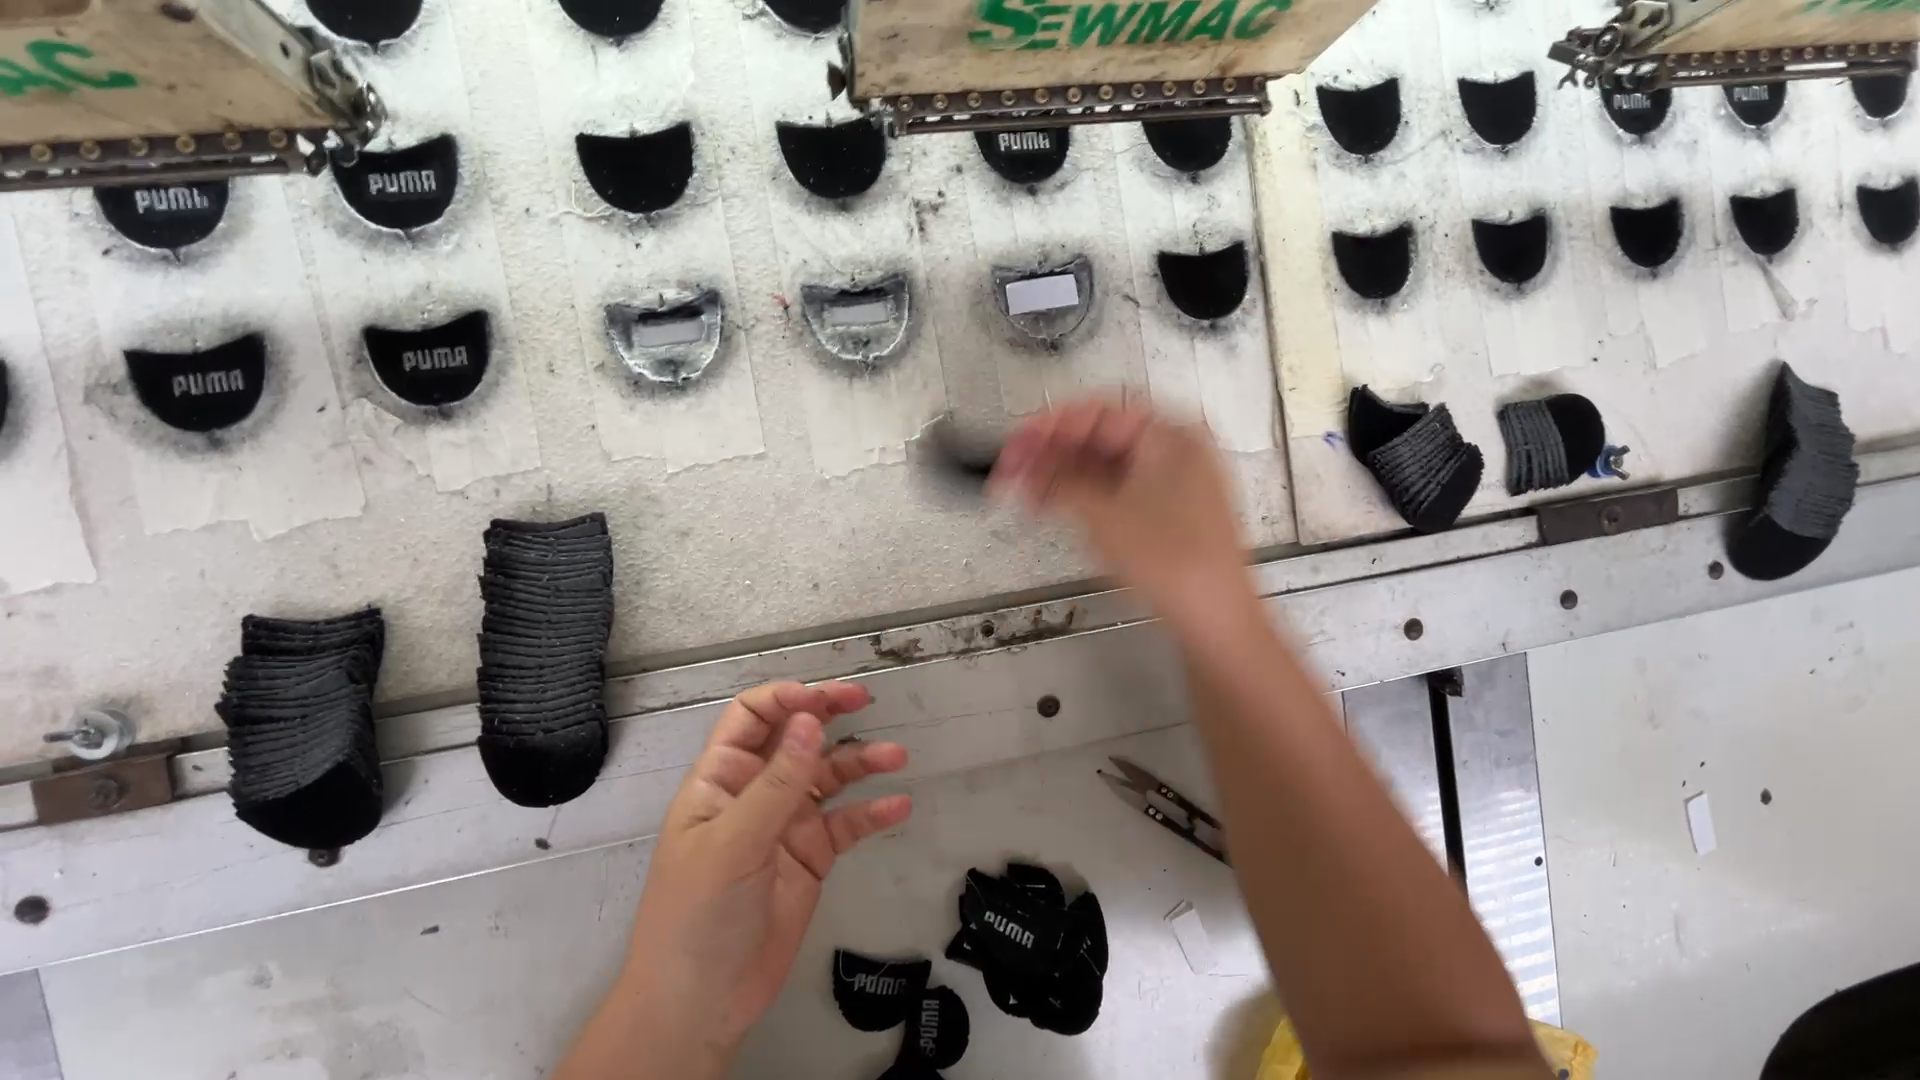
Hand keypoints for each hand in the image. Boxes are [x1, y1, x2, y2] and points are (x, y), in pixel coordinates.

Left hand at [561, 681, 910, 1079]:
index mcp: (721, 778)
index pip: (751, 717)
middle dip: (828, 713)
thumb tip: (811, 719)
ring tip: (896, 757)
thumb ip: (777, 783)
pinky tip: (898, 807)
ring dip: (861, 762)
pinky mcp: (812, 857)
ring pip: (828, 777)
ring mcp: (786, 824)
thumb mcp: (733, 843)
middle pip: (795, 736)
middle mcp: (755, 791)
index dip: (784, 699)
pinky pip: (847, 823)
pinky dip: (872, 813)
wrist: (700, 1003)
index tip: (822, 699)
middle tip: (865, 699)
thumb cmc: (697, 914)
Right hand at [990, 399, 1249, 626]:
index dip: (1051, 424)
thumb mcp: (1103, 515)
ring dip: (1060, 474)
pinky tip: (1049, 504)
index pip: (1100, 412)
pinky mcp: (1167, 514)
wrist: (1215, 619)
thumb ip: (1058, 481)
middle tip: (1011, 464)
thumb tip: (1025, 463)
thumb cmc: (1177, 563)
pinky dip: (1082, 495)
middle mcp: (1177, 452)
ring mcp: (1174, 484)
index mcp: (1172, 435)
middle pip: (1100, 438)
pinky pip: (1115, 490)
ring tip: (1020, 486)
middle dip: (1050, 451)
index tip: (1018, 439)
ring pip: (1104, 466)